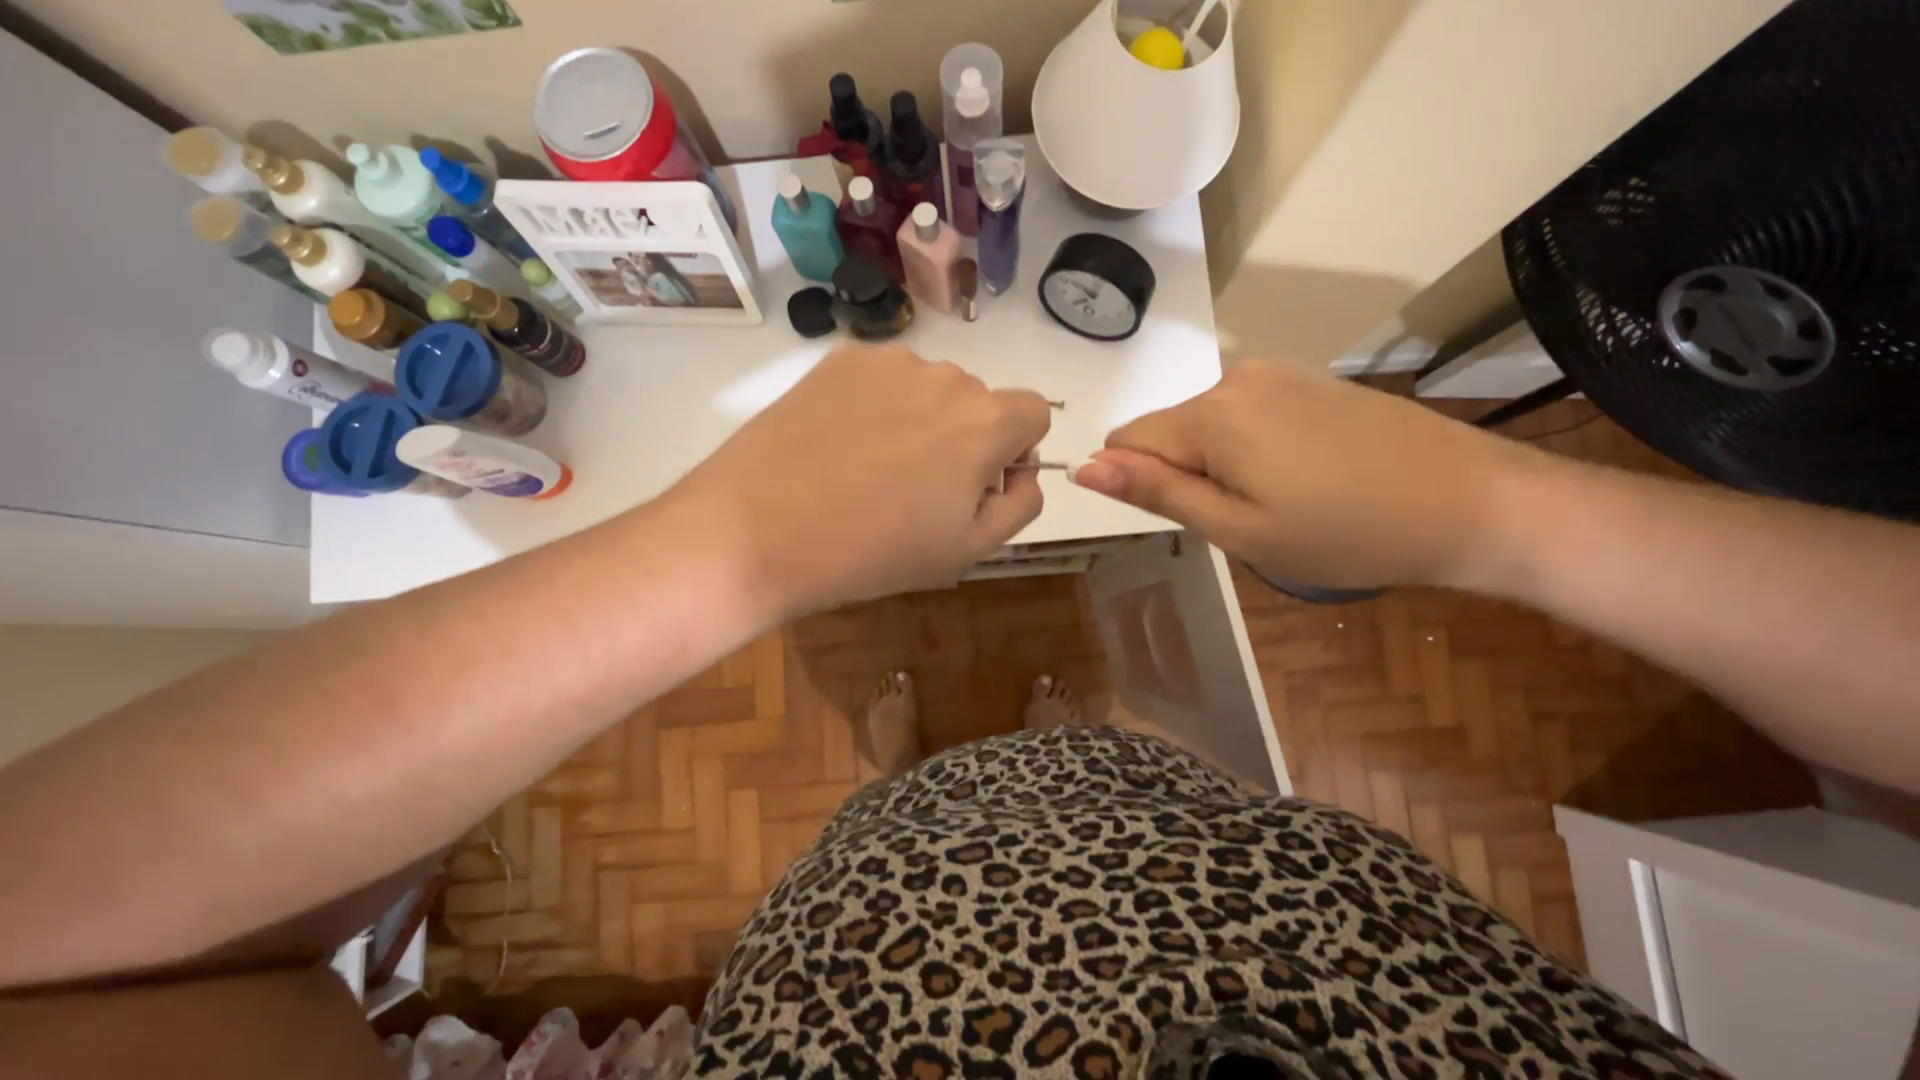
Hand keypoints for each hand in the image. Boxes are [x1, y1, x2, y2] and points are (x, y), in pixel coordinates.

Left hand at [672, 344, 1051, 616]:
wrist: (759, 531)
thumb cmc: (874, 551)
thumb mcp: (967, 550)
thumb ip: (1019, 505)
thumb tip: (1022, 473)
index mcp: (986, 421)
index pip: (1034, 412)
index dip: (1015, 451)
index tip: (977, 486)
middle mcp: (945, 376)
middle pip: (978, 401)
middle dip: (965, 438)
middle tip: (915, 490)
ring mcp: (887, 363)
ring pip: (927, 389)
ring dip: (920, 419)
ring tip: (869, 470)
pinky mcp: (838, 361)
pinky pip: (880, 380)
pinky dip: (875, 406)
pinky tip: (839, 447)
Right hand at [1069, 360, 1537, 588]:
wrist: (1468, 501)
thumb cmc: (1346, 532)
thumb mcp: (1239, 529)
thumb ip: (1157, 491)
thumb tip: (1083, 466)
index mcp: (1209, 416)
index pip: (1126, 441)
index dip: (1142, 485)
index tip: (1195, 518)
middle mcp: (1235, 377)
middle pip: (1169, 429)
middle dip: (1186, 473)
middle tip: (1247, 520)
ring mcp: (1278, 372)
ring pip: (1209, 422)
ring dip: (1222, 462)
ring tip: (1283, 501)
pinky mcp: (1311, 378)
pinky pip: (1249, 412)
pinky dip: (1256, 446)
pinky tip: (1306, 475)